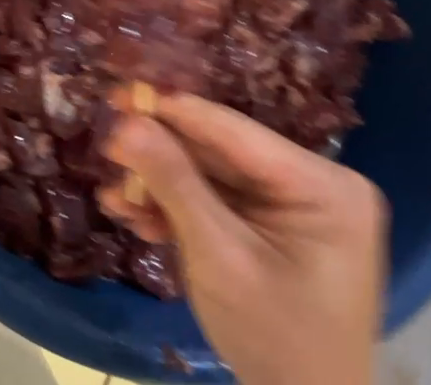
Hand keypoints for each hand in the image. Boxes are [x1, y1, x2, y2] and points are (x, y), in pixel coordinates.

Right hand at [97, 93, 384, 384]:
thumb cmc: (276, 336)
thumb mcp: (219, 256)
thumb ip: (173, 183)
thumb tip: (124, 121)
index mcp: (324, 184)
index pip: (232, 130)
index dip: (168, 109)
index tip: (112, 94)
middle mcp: (313, 183)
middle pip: (216, 151)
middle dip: (158, 157)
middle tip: (105, 154)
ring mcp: (292, 206)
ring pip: (208, 175)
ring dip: (158, 186)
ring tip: (113, 201)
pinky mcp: (270, 227)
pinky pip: (214, 201)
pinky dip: (174, 208)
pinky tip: (136, 219)